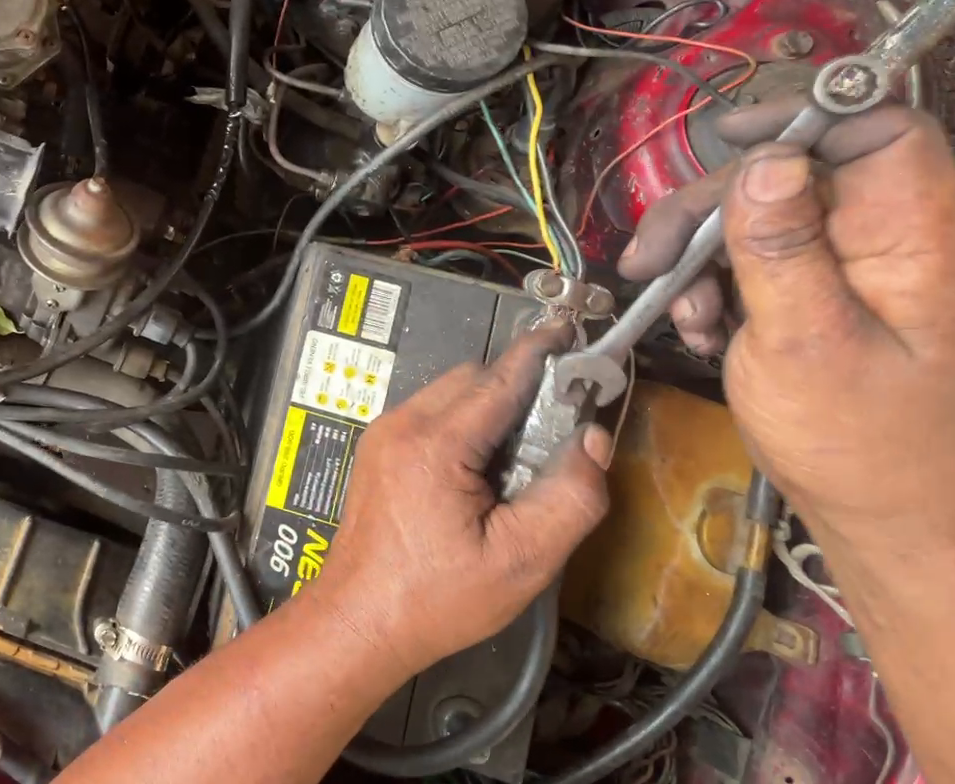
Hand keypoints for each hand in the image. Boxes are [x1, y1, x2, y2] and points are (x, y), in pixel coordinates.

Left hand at [306, 322, 611, 677]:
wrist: (362, 616)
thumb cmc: (436, 597)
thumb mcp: (523, 559)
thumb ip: (570, 496)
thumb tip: (592, 440)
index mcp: (433, 443)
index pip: (498, 379)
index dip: (541, 356)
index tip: (571, 337)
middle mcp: (400, 425)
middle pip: (471, 379)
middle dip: (517, 392)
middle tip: (555, 434)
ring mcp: (382, 434)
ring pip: (448, 394)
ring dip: (489, 411)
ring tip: (517, 466)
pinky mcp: (378, 450)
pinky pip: (429, 416)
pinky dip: (462, 427)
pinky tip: (480, 475)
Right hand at [619, 104, 954, 535]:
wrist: (875, 512)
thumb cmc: (856, 438)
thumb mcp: (804, 341)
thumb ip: (781, 248)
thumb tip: (766, 162)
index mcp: (912, 241)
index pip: (879, 134)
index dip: (806, 118)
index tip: (727, 138)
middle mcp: (883, 241)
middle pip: (790, 175)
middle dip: (711, 209)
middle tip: (653, 256)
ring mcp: (846, 268)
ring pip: (756, 216)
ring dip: (697, 254)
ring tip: (674, 306)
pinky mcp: (813, 293)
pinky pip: (749, 260)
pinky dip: (709, 286)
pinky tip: (698, 325)